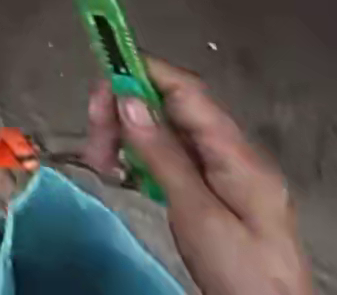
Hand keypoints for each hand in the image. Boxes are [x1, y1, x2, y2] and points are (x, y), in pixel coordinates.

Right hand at [85, 59, 312, 294]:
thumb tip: (127, 98)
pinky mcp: (208, 188)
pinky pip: (164, 151)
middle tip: (94, 133)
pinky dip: (135, 153)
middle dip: (123, 109)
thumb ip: (164, 155)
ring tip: (101, 161)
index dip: (143, 68)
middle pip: (167, 105)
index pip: (186, 90)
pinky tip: (120, 170)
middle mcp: (230, 153)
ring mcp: (220, 171)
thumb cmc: (242, 272)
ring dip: (123, 134)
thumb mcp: (199, 215)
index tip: (101, 63)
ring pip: (160, 127)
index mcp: (237, 155)